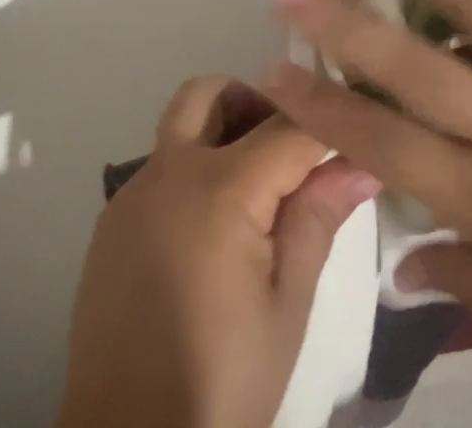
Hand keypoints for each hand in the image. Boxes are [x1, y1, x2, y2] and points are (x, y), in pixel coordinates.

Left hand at [56, 77, 378, 427]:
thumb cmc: (224, 377)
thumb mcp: (288, 303)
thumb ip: (316, 219)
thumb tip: (360, 162)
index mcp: (218, 190)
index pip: (287, 127)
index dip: (330, 122)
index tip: (361, 126)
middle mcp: (165, 173)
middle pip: (209, 93)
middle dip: (257, 102)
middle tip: (292, 152)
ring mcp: (129, 194)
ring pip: (178, 127)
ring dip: (220, 133)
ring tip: (259, 196)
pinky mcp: (110, 222)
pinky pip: (157, 169)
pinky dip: (192, 170)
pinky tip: (214, 232)